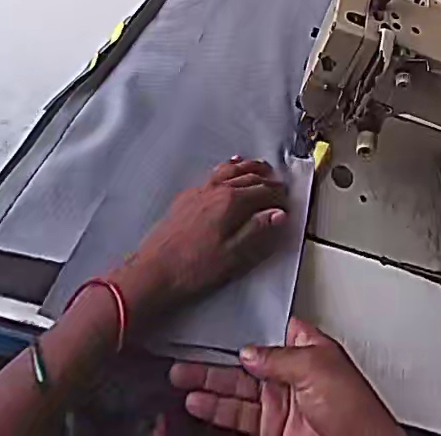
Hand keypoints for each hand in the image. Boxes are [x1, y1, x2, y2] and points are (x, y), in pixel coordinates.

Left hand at [112, 158, 289, 320]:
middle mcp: (218, 189)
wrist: (153, 272)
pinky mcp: (188, 196)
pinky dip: (228, 168)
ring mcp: (201, 190)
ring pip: (232, 170)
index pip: (264, 192)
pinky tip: (229, 167)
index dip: (278, 197)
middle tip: (279, 187)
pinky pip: (214, 174)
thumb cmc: (194, 268)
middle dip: (268, 181)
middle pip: (250, 177)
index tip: (287, 204)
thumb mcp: (232, 256)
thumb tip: (280, 214)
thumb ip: (257, 231)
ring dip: (250, 167)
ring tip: (261, 167)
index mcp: (232, 202)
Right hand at [169, 318, 402, 435]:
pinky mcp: (273, 431)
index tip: (216, 326)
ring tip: (184, 382)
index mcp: (307, 349)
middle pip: (246, 364)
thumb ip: (279, 358)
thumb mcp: (317, 368)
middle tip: (187, 360)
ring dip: (210, 388)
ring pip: (237, 393)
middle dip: (215, 362)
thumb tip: (249, 351)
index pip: (269, 331)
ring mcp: (280, 406)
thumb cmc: (355, 408)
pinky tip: (200, 406)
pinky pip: (239, 420)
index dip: (245, 329)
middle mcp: (291, 375)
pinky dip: (217, 413)